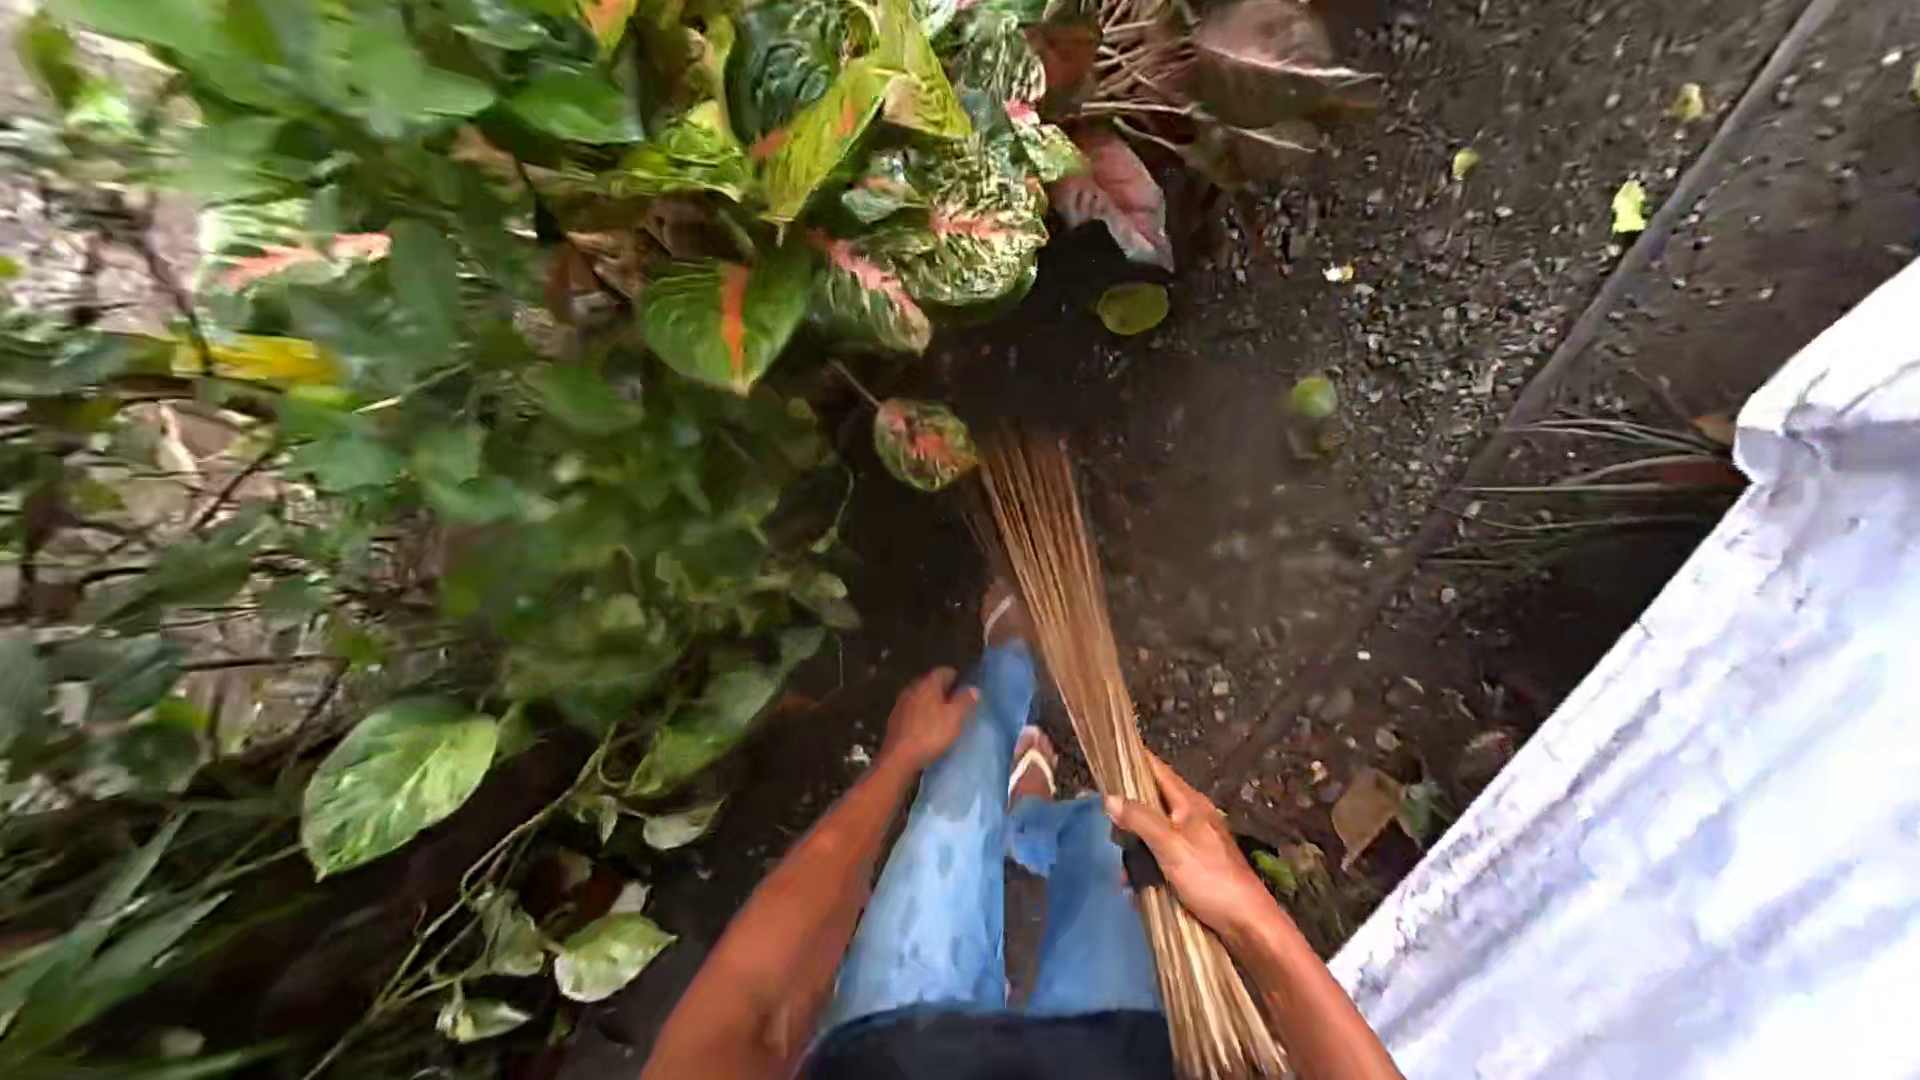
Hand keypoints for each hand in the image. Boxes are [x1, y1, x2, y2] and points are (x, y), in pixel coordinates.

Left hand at [877, 667, 978, 772]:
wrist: (898, 758)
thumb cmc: (930, 734)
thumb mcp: (954, 717)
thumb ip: (965, 700)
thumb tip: (973, 689)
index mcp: (927, 685)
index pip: (942, 671)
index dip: (955, 676)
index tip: (963, 685)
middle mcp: (912, 689)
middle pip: (930, 683)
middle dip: (943, 689)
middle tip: (956, 699)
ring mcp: (901, 704)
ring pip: (920, 696)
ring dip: (932, 701)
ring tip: (944, 713)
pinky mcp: (895, 719)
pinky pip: (912, 710)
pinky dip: (922, 713)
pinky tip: (927, 726)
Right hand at [1106, 753, 1283, 939]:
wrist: (1250, 926)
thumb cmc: (1210, 878)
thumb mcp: (1169, 845)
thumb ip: (1139, 819)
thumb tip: (1109, 798)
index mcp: (1189, 801)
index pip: (1156, 768)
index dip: (1132, 761)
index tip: (1106, 761)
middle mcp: (1192, 814)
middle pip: (1152, 800)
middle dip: (1128, 812)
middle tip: (1110, 829)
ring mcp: (1196, 839)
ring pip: (1155, 829)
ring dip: (1136, 843)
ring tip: (1122, 866)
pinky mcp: (1196, 863)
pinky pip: (1163, 852)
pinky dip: (1148, 861)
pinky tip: (1136, 881)